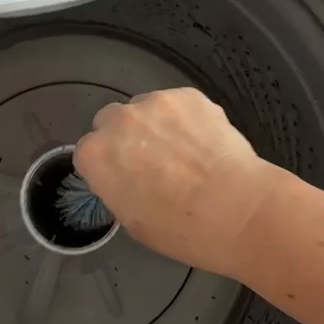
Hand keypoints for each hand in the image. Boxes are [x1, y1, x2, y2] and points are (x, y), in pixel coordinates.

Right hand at [72, 88, 283, 277]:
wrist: (236, 209)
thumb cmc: (182, 227)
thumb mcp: (131, 220)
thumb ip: (116, 188)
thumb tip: (126, 177)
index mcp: (96, 155)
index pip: (88, 151)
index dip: (107, 165)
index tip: (124, 176)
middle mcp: (119, 121)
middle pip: (111, 120)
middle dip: (126, 137)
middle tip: (151, 161)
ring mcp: (155, 103)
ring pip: (146, 108)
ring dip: (156, 124)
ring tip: (184, 152)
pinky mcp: (188, 96)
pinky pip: (178, 103)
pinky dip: (187, 119)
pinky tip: (204, 143)